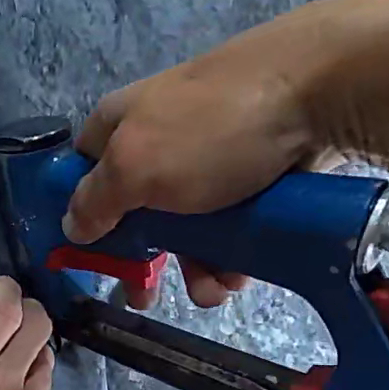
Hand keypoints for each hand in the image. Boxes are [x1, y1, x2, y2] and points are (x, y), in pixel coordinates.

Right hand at [62, 0, 372, 308]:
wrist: (317, 93)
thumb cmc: (211, 131)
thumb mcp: (137, 167)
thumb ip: (96, 200)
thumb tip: (70, 225)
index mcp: (119, 126)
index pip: (82, 176)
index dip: (83, 219)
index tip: (90, 260)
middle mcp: (160, 141)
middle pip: (138, 213)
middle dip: (147, 259)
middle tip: (148, 296)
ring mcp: (208, 160)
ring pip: (188, 228)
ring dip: (197, 266)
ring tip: (216, 288)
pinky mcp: (251, 176)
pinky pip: (230, 226)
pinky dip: (232, 254)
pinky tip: (242, 272)